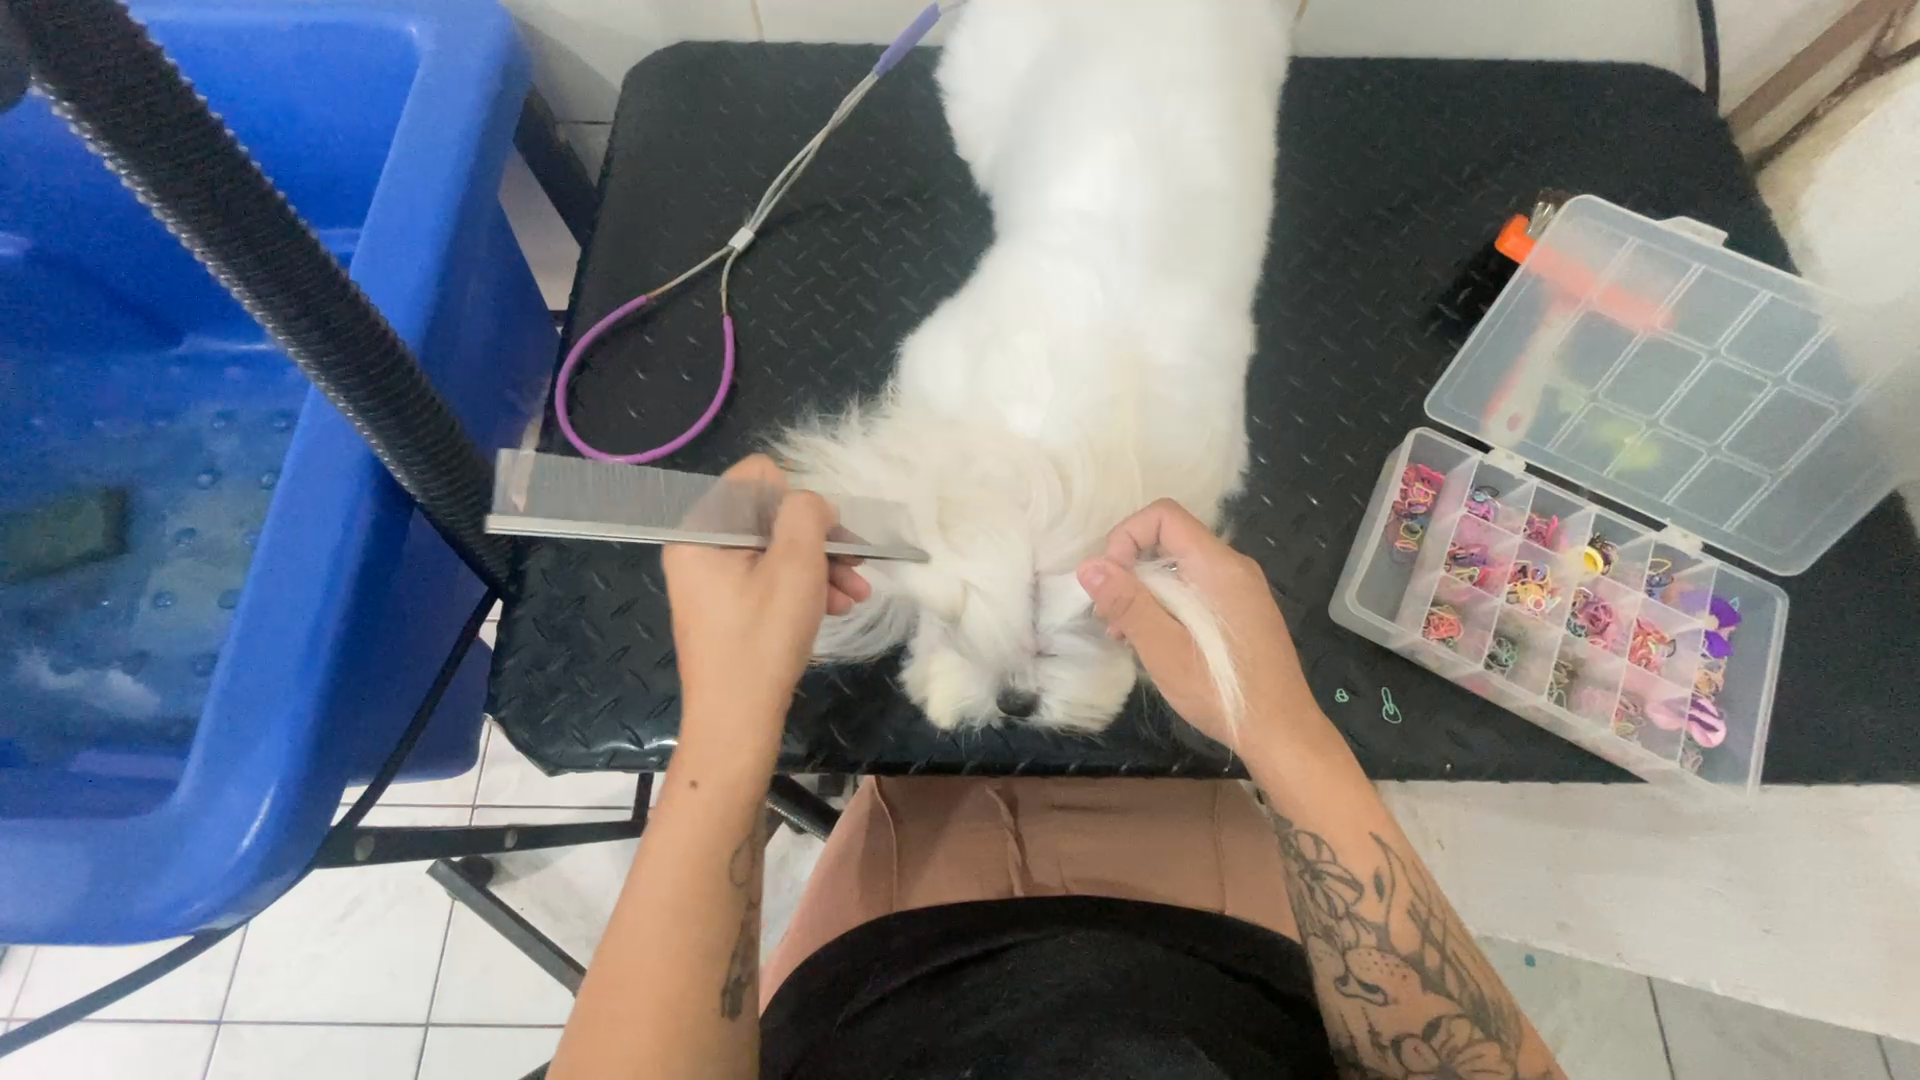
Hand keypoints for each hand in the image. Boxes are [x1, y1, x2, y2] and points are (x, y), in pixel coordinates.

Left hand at [662, 456, 869, 760]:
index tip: (824, 535)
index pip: (756, 477)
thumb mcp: (795, 565)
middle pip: (770, 517)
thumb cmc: (763, 638)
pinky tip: (836, 608)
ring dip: (820, 567)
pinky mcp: (726, 607)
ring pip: (776, 552)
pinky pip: (768, 580)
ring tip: (856, 595)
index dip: (798, 498)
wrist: (736, 721)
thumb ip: (807, 513)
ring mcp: (711, 581)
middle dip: (819, 539)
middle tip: (857, 563)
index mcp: (702, 530)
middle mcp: (700, 548)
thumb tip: (814, 505)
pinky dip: (803, 589)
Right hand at [1076, 499, 1316, 752]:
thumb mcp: (1164, 650)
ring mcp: (1240, 589)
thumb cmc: (1223, 691)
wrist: (1282, 733)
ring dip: (1143, 591)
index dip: (1127, 536)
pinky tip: (1153, 641)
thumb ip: (1127, 603)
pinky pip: (1194, 588)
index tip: (1110, 580)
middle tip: (1110, 617)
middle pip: (1168, 540)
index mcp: (1217, 566)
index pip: (1163, 516)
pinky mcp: (1241, 610)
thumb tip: (1088, 566)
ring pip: (1178, 567)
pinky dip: (1165, 604)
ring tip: (1124, 634)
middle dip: (1129, 569)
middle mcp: (1233, 567)